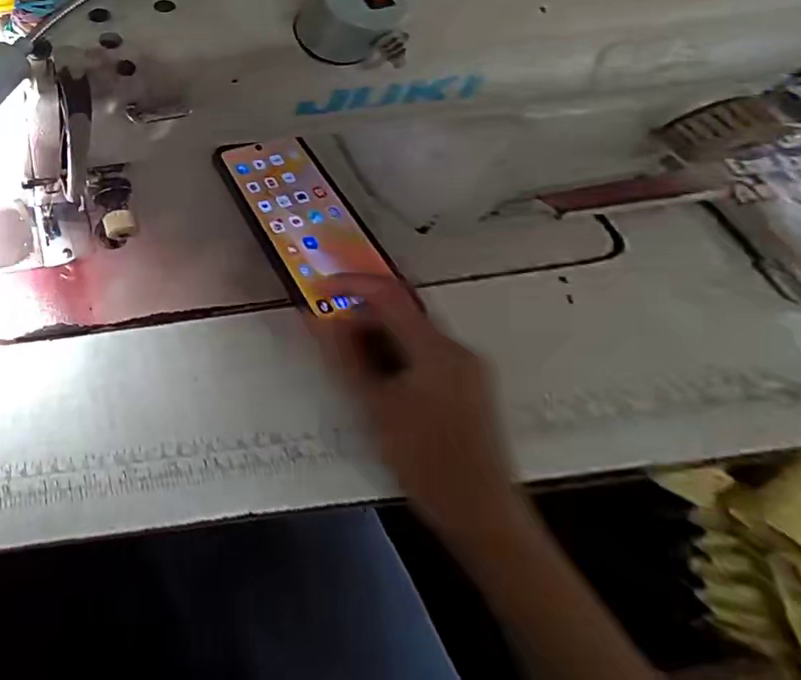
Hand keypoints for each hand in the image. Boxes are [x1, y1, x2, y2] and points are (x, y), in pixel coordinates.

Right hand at [306, 275, 520, 536]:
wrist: (482, 514)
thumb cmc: (427, 463)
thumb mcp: (374, 406)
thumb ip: (344, 356)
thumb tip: (318, 320)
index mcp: (438, 349)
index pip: (388, 294)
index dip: (350, 285)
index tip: (321, 288)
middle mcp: (458, 350)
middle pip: (401, 311)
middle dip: (361, 314)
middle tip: (329, 330)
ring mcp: (467, 368)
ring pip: (411, 332)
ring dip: (376, 335)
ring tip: (348, 359)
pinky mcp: (468, 385)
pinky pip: (424, 352)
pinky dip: (395, 353)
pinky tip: (377, 380)